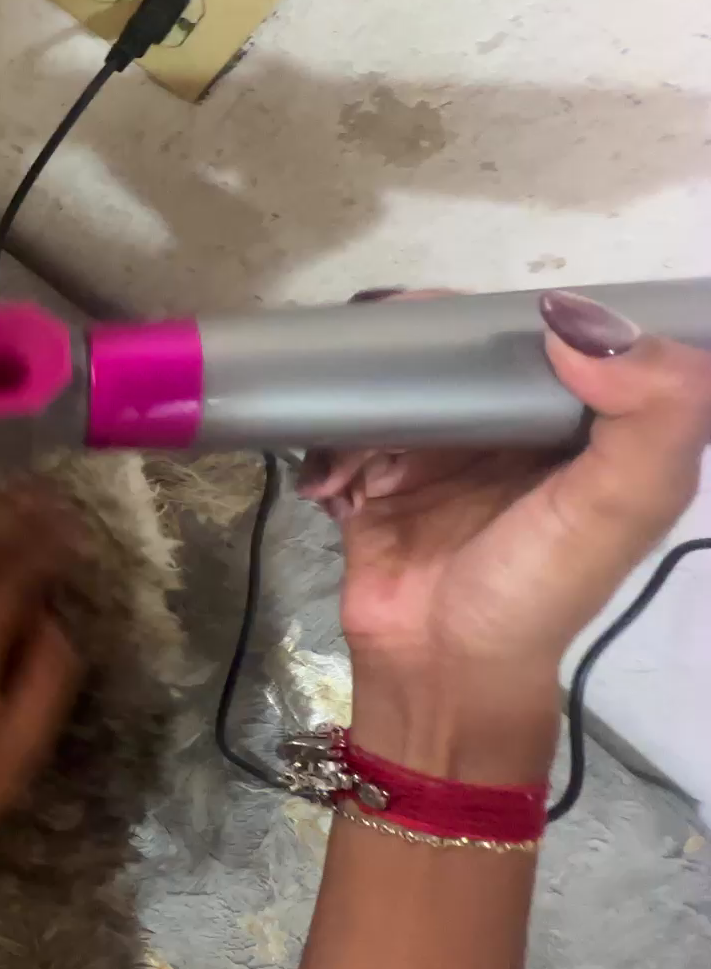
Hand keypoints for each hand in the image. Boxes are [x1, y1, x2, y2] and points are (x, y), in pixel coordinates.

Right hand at [300, 290, 710, 781]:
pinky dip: (321, 465)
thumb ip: (648, 412)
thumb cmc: (535, 584)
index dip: (494, 317)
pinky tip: (324, 492)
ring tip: (341, 467)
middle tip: (354, 358)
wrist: (439, 659)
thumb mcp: (619, 502)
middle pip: (443, 371)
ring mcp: (427, 466)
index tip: (435, 309)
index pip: (539, 349)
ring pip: (380, 409)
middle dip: (394, 360)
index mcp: (571, 431)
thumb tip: (572, 321)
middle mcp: (497, 441)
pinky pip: (336, 454)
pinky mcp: (369, 492)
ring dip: (347, 425)